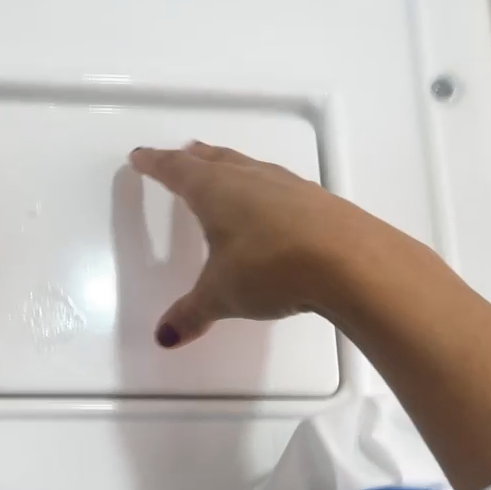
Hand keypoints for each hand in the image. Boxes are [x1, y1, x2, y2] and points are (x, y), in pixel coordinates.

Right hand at [127, 142, 410, 347]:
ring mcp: (287, 186)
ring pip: (248, 167)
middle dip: (194, 158)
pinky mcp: (317, 202)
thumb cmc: (270, 269)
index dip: (156, 164)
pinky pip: (278, 186)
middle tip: (182, 153)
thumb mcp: (221, 296)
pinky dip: (262, 188)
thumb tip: (165, 336)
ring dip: (230, 167)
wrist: (350, 263)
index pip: (177, 171)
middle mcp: (249, 180)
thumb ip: (191, 314)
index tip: (140, 156)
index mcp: (215, 192)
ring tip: (221, 170)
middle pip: (215, 160)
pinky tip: (267, 203)